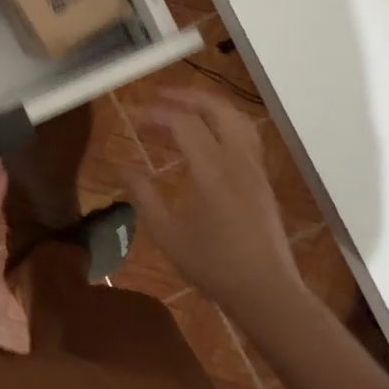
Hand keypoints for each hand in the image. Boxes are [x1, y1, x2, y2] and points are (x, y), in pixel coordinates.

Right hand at [133, 89, 302, 316]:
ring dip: (207, 107)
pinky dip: (222, 124)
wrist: (266, 292)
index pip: (184, 123)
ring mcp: (255, 169)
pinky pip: (244, 137)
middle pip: (217, 109)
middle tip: (157, 98)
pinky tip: (205, 139)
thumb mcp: (166, 232)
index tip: (133, 118)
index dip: (156, 114)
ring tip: (181, 110)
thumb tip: (122, 165)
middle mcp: (238, 161)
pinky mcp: (262, 181)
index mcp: (213, 170)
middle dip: (186, 97)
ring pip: (236, 119)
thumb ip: (142, 194)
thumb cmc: (213, 264)